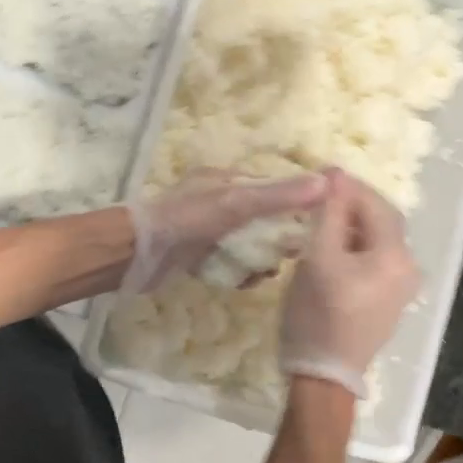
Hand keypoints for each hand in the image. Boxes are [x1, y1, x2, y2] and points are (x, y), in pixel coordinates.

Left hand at [119, 171, 327, 294]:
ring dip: (259, 259)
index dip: (296, 206)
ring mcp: (206, 230)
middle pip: (261, 219)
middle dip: (277, 238)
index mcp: (226, 180)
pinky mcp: (197, 256)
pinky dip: (238, 272)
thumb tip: (326, 182)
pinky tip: (244, 283)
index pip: (272, 189)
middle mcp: (217, 201)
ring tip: (267, 273)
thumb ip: (279, 196)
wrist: (136, 254)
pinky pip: (228, 263)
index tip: (318, 228)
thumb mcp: (237, 203)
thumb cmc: (187, 220)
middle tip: (294, 258)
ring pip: (246, 244)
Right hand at [278, 169, 418, 398]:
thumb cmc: (318, 312)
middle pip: (381, 220)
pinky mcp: (387, 302)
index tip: (316, 175)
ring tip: (316, 220)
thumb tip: (335, 174)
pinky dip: (352, 246)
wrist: (323, 374)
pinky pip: (373, 259)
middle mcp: (407, 269)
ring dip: (348, 224)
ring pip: (376, 240)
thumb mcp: (317, 256)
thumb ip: (328, 212)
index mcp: (395, 256)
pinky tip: (327, 248)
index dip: (346, 186)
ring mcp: (400, 288)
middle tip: (315, 196)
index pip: (374, 203)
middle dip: (350, 204)